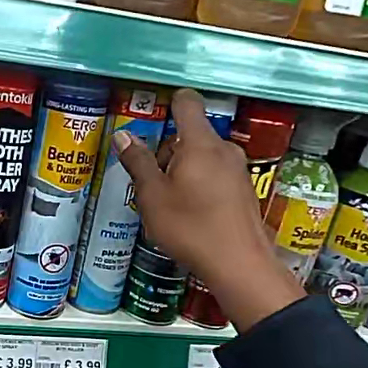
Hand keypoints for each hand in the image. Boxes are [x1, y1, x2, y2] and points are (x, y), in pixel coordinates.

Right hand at [117, 89, 304, 331]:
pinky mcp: (244, 189)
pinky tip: (189, 212)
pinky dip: (199, 183)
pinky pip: (216, 173)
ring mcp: (238, 169)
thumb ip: (138, 162)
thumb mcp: (153, 197)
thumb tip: (123, 135)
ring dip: (182, 169)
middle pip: (191, 134)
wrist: (239, 265)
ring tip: (167, 202)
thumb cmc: (191, 228)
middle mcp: (223, 149)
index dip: (169, 103)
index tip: (151, 120)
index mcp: (199, 143)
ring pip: (203, 155)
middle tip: (150, 181)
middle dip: (168, 150)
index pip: (187, 103)